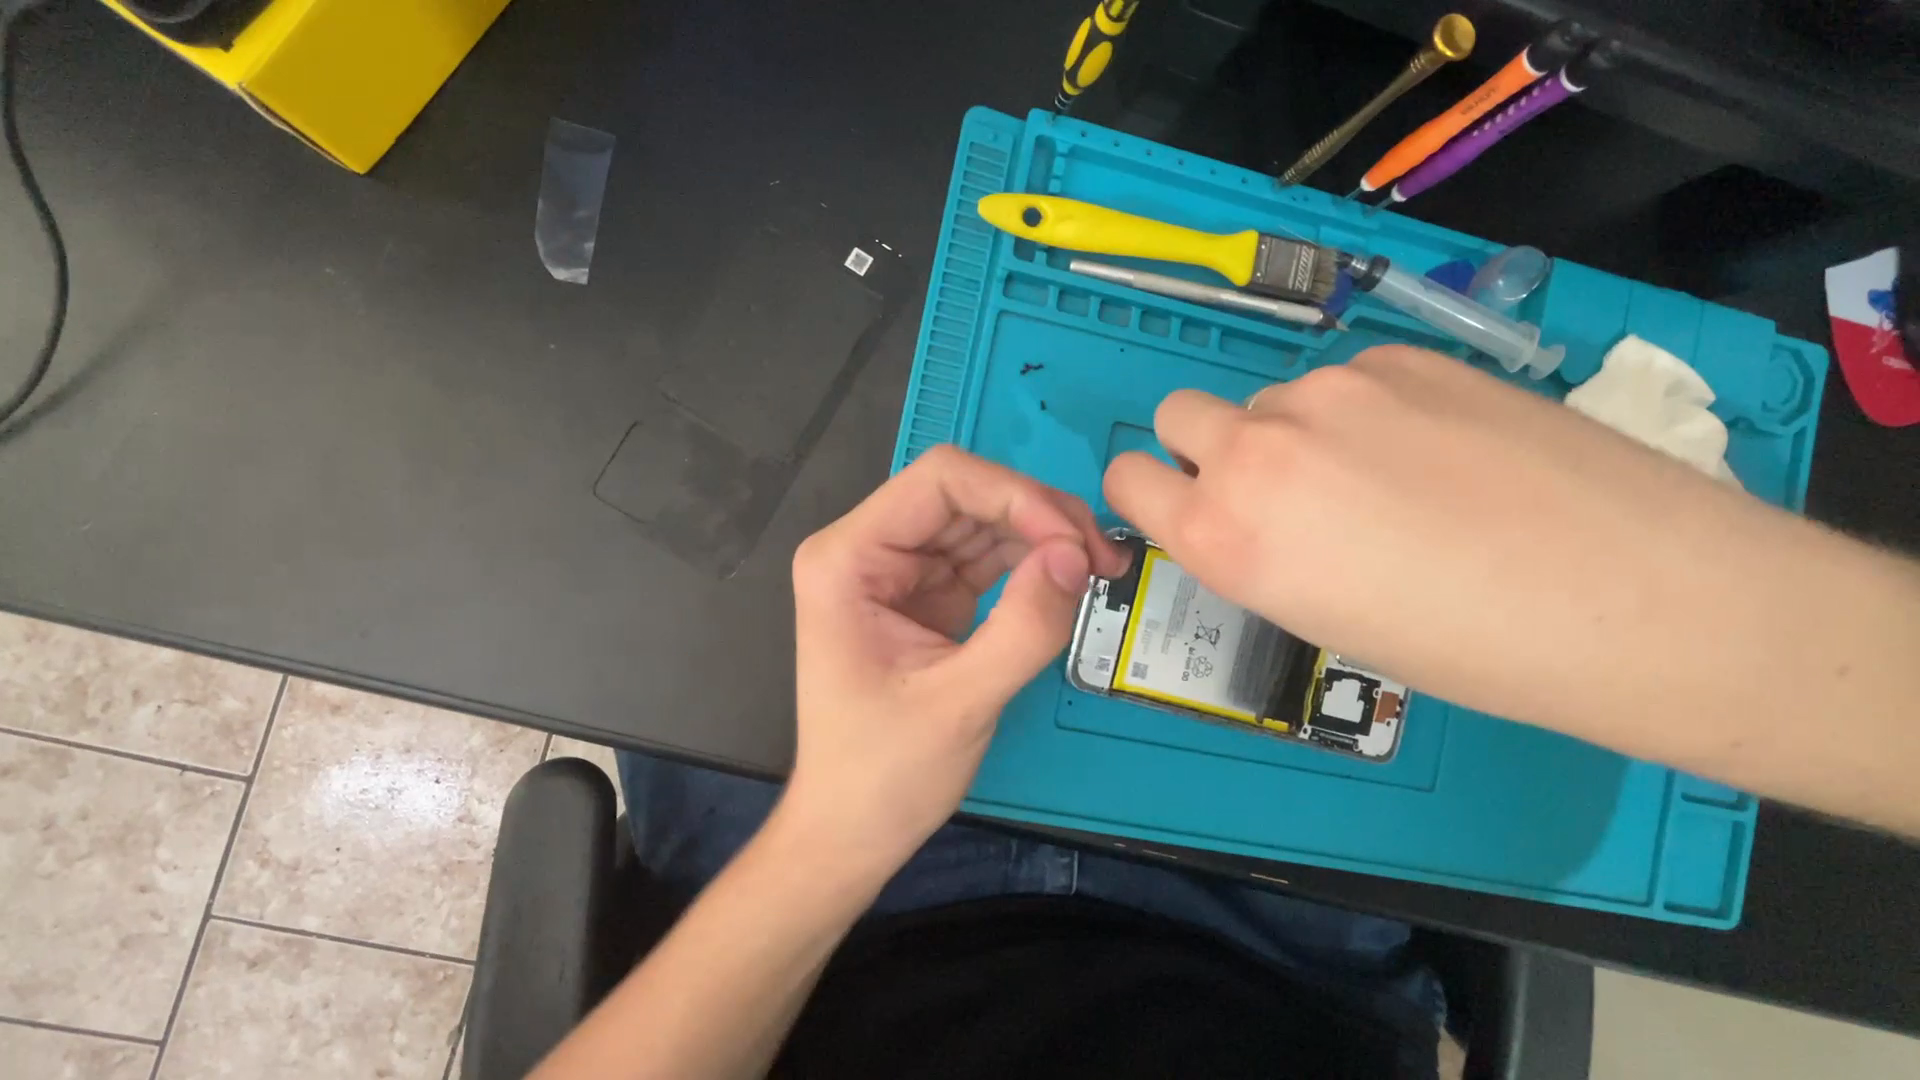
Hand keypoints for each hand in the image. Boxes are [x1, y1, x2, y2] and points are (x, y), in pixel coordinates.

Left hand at [784, 446, 1129, 875]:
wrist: (853, 829)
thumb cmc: (885, 775)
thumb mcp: (961, 702)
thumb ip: (1024, 626)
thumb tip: (1078, 555)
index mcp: (847, 559)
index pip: (940, 481)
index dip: (1015, 495)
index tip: (1073, 542)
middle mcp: (866, 549)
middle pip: (964, 494)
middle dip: (1038, 515)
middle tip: (1101, 558)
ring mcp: (896, 570)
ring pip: (980, 520)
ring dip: (1042, 535)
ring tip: (1098, 568)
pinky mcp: (924, 594)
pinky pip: (984, 556)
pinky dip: (1030, 562)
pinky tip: (1070, 579)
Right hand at [1101, 345, 1806, 741]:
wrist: (1636, 597)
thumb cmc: (1466, 651)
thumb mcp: (1321, 618)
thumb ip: (1257, 550)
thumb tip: (1255, 512)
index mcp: (1226, 535)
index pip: (1128, 478)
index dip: (1150, 492)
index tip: (1184, 506)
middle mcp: (1256, 451)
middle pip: (1179, 415)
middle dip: (1207, 449)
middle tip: (1278, 490)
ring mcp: (1330, 392)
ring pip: (1271, 399)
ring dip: (1294, 431)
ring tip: (1382, 476)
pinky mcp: (1402, 356)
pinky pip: (1345, 379)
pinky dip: (1365, 409)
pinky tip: (1437, 448)